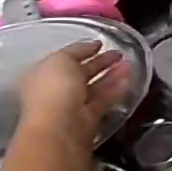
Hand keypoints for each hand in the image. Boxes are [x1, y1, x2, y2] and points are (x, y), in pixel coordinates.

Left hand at [16, 40, 130, 140]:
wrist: (61, 125)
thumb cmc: (54, 88)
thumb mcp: (62, 59)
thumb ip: (78, 50)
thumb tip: (93, 45)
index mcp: (42, 75)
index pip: (63, 60)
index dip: (81, 51)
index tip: (101, 44)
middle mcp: (56, 90)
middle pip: (80, 74)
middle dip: (100, 62)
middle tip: (119, 53)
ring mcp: (73, 105)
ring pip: (95, 86)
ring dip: (112, 74)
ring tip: (129, 63)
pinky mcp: (90, 117)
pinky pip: (105, 99)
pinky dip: (116, 88)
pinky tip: (129, 78)